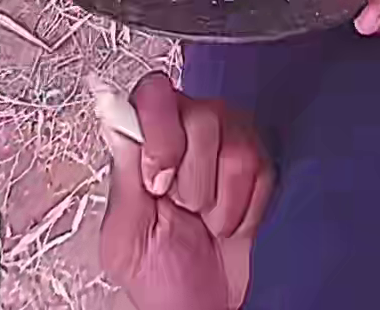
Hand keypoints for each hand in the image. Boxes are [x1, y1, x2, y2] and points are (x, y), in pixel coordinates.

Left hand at [99, 72, 273, 309]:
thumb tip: (118, 122)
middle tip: (180, 206)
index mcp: (147, 130)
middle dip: (192, 181)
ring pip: (235, 147)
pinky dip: (243, 210)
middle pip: (202, 117)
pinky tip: (226, 219)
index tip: (157, 181)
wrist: (199, 305)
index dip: (161, 134)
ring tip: (203, 216)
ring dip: (219, 202)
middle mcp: (187, 121)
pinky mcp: (258, 159)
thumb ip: (123, 173)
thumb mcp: (125, 232)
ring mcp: (227, 135)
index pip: (155, 91)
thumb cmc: (156, 270)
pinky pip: (260, 171)